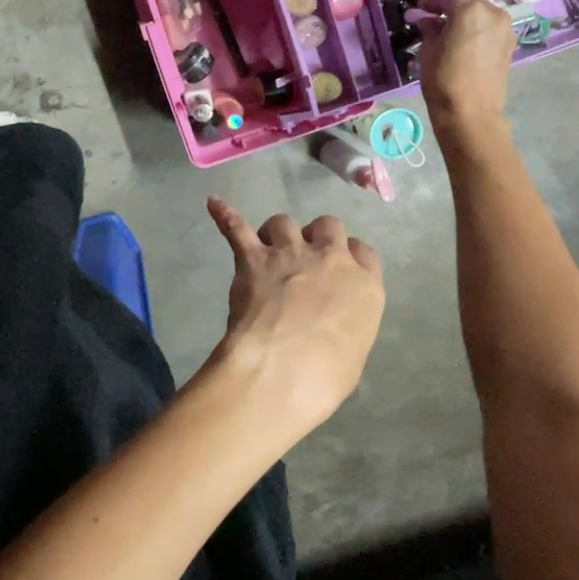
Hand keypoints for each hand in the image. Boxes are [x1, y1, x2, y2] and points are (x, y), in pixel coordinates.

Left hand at [204, 197, 384, 429]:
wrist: (283, 368)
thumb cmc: (325, 375)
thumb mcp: (354, 351)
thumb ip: (345, 323)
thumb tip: (327, 323)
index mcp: (364, 286)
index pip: (363, 252)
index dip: (349, 255)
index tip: (339, 265)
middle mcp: (330, 259)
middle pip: (328, 226)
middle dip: (316, 236)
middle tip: (304, 257)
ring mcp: (290, 254)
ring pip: (283, 222)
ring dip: (276, 233)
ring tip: (266, 248)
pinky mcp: (253, 257)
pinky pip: (237, 227)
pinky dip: (225, 215)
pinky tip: (214, 204)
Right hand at [411, 0, 516, 133]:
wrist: (471, 109)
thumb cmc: (443, 78)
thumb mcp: (428, 50)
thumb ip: (429, 28)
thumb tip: (426, 18)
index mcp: (468, 11)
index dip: (431, 2)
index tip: (420, 8)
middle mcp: (492, 13)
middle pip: (469, 0)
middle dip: (451, 4)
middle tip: (434, 15)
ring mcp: (505, 27)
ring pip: (483, 11)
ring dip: (466, 14)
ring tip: (450, 27)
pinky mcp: (510, 42)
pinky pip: (492, 25)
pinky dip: (478, 25)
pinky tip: (465, 37)